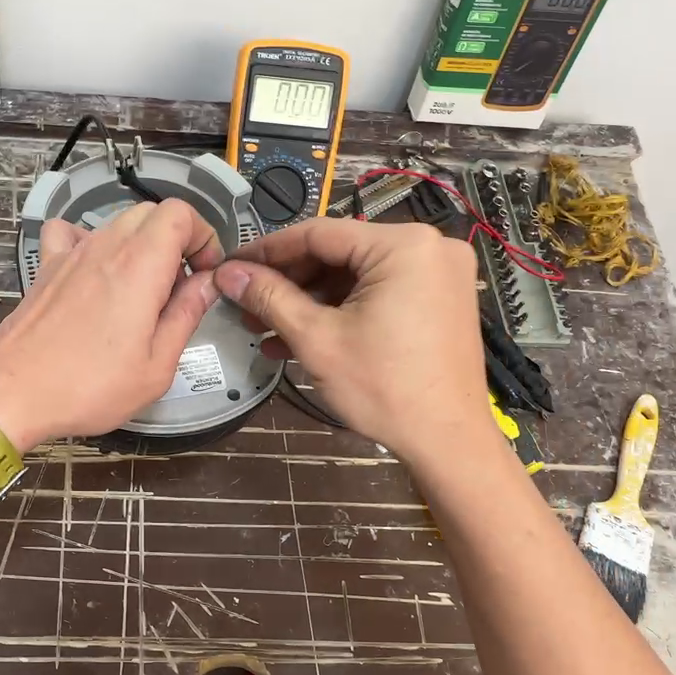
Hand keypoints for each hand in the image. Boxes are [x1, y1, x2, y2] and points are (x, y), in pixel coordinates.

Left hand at [0, 199, 223, 449]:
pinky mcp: (47, 268)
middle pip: (152, 213)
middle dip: (177, 241)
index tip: (206, 274)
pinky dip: (92, 242)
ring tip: (143, 293)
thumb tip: (208, 283)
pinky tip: (96, 274)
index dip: (203, 236)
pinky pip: (72, 233)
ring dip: (141, 246)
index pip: (180, 213)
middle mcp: (105, 248)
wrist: (13, 396)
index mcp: (140, 266)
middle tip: (180, 288)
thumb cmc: (87, 388)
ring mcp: (71, 254)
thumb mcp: (156, 367)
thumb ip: (187, 315)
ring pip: (117, 223)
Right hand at [213, 219, 491, 463]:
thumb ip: (270, 298)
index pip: (318, 233)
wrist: (447, 442)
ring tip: (266, 327)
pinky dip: (341, 311)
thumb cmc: (384, 389)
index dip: (267, 251)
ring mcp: (438, 273)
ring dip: (309, 301)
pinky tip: (302, 336)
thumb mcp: (317, 339)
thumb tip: (228, 273)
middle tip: (245, 305)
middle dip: (288, 282)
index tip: (231, 266)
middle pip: (338, 253)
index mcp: (404, 244)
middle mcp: (428, 246)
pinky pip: (379, 292)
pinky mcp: (439, 299)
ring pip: (355, 275)